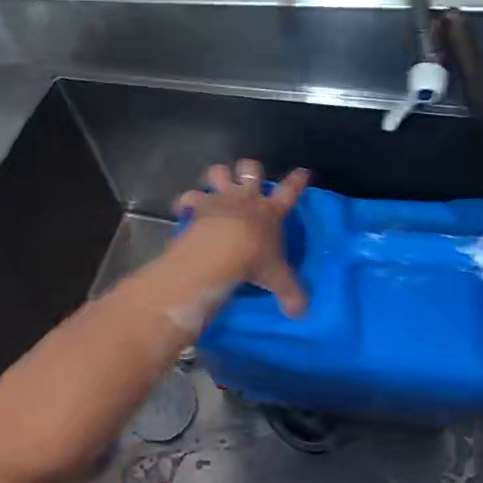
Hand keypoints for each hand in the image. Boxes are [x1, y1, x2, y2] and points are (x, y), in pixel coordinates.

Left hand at [173, 159, 310, 316]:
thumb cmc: (255, 259)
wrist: (223, 248)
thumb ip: (291, 294)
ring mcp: (222, 198)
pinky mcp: (199, 205)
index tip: (302, 172)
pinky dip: (184, 201)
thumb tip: (300, 312)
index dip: (297, 181)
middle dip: (249, 170)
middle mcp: (247, 198)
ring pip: (218, 172)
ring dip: (216, 176)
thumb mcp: (278, 279)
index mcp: (271, 212)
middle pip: (250, 170)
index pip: (290, 191)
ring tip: (212, 184)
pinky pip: (189, 197)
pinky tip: (180, 209)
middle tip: (246, 177)